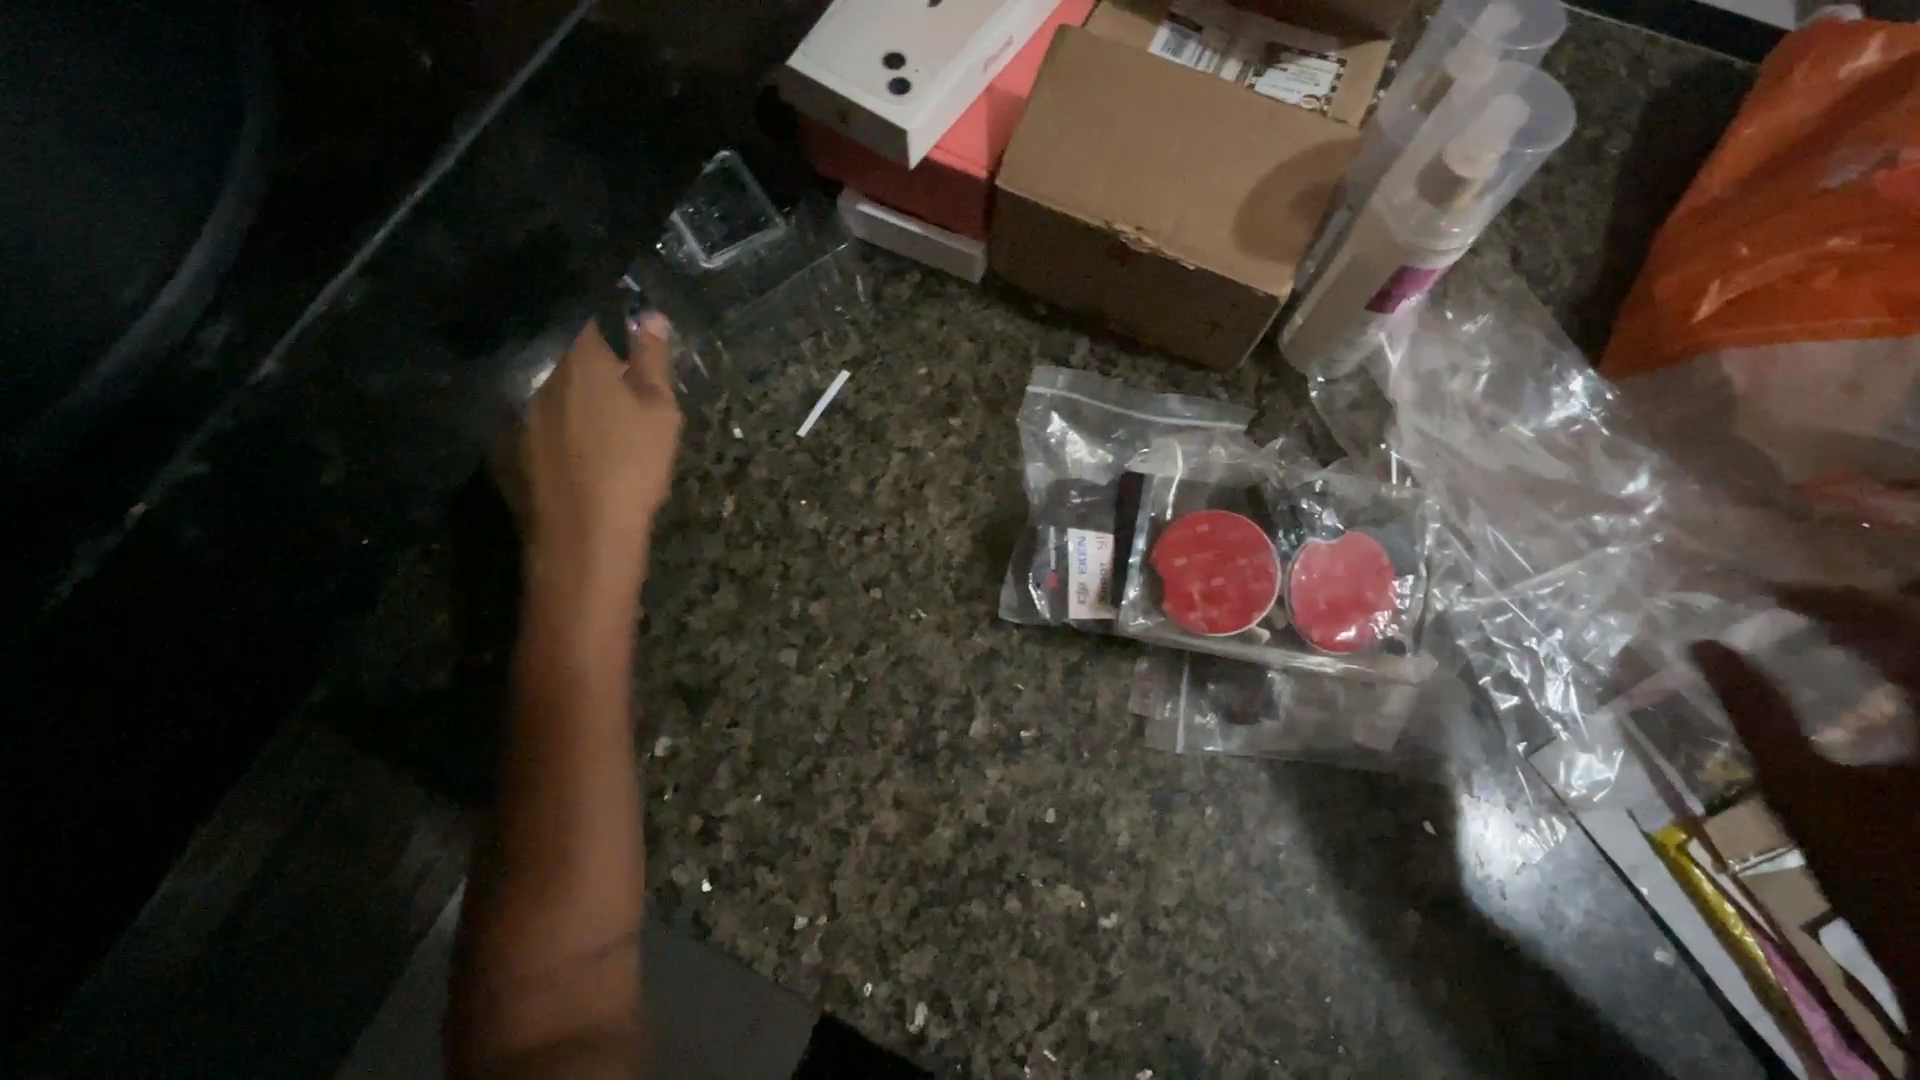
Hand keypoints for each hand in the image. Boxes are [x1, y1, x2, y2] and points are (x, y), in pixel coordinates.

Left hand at [520, 312, 681, 608]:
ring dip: (556, 382)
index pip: (577, 310)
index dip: (596, 310)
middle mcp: (532, 370)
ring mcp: (509, 406)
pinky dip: (540, 414)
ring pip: (535, 378)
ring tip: (584, 401)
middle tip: (604, 363)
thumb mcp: (659, 411)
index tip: (612, 315)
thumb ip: (652, 358)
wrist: (582, 533)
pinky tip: (562, 437)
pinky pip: (522, 411)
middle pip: (552, 344)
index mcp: (575, 355)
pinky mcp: (499, 440)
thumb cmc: (631, 465)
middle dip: (576, 347)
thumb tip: (650, 316)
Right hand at [1691, 585, 1919, 1024]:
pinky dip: (1910, 673)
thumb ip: (1753, 710)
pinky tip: (1882, 675)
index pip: (1900, 629)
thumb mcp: (1799, 786)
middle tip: (1816, 598)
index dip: (1835, 601)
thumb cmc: (1871, 870)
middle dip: (1884, 604)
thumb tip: (1705, 647)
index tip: (1775, 592)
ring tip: (1846, 624)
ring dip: (1900, 637)